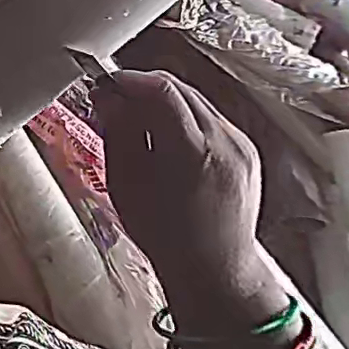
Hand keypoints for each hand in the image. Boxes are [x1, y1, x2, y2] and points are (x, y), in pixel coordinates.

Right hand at [98, 70, 283, 334]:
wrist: (215, 269)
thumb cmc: (162, 232)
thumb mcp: (126, 182)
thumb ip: (120, 132)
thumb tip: (108, 95)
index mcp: (193, 150)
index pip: (161, 90)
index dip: (126, 79)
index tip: (101, 83)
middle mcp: (225, 141)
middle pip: (178, 88)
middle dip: (140, 86)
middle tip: (110, 98)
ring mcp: (241, 144)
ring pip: (194, 99)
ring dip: (159, 98)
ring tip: (132, 116)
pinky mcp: (247, 150)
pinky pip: (207, 116)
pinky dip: (179, 113)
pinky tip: (160, 132)